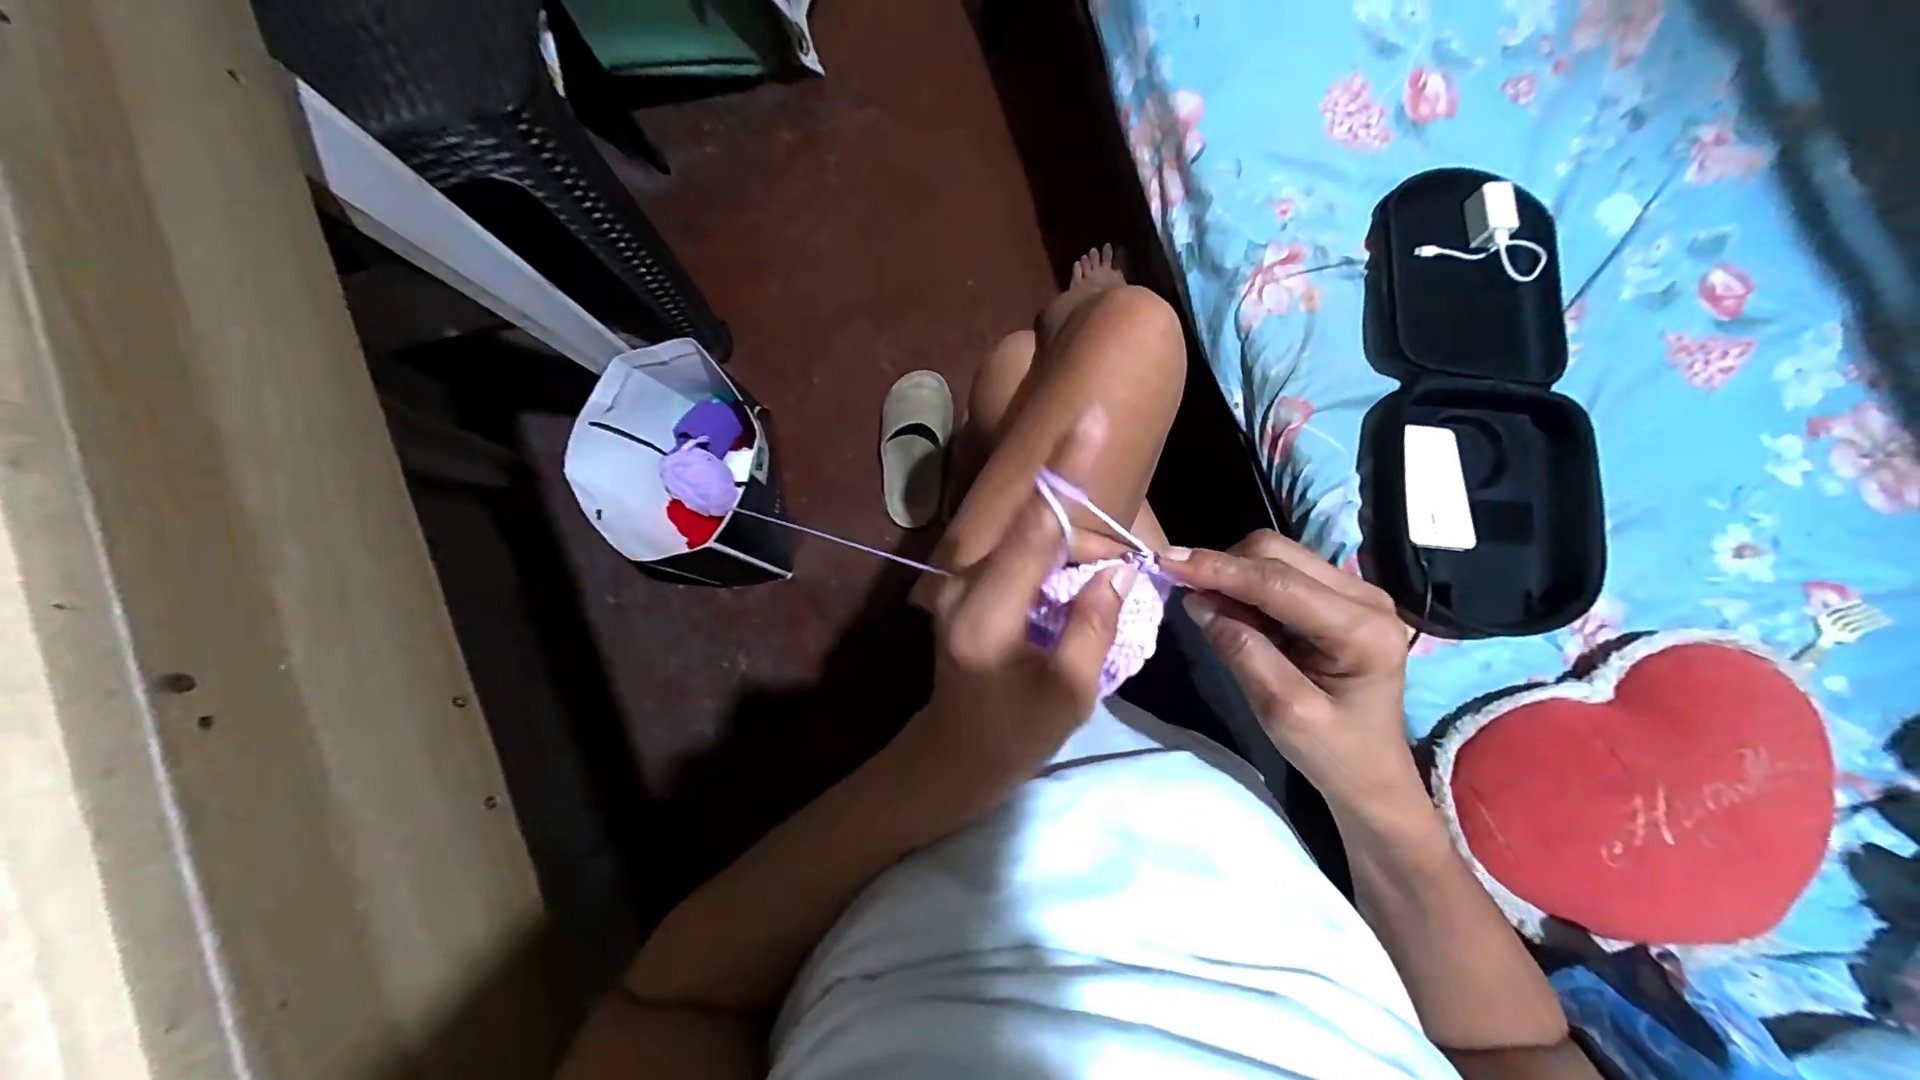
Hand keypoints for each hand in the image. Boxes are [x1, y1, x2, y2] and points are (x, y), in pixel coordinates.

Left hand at [894, 410, 1127, 804]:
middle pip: (1033, 526)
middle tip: (1124, 568)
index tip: (1089, 418)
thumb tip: (1117, 568)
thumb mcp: (1068, 693)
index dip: (1065, 472)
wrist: (954, 753)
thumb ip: (1094, 624)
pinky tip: (1077, 588)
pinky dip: (1055, 560)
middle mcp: (965, 584)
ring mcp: (961, 583)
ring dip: (1073, 550)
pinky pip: (1019, 554)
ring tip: (1104, 591)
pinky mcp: (967, 586)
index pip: (1031, 527)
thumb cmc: (1013, 735)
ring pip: (1027, 538)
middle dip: (1086, 530)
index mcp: (987, 612)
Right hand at [1163, 531, 1421, 809]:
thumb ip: (1241, 651)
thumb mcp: (1281, 710)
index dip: (1218, 568)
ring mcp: (1355, 591)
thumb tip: (1197, 601)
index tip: (1166, 561)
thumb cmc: (1332, 751)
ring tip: (1209, 606)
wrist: (1371, 772)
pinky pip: (1282, 571)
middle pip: (1278, 554)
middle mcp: (1365, 597)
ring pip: (1277, 555)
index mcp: (1361, 630)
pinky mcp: (1339, 596)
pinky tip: (1233, 609)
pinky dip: (1246, 583)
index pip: (1277, 583)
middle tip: (1183, 590)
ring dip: (1233, 572)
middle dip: (1223, 565)